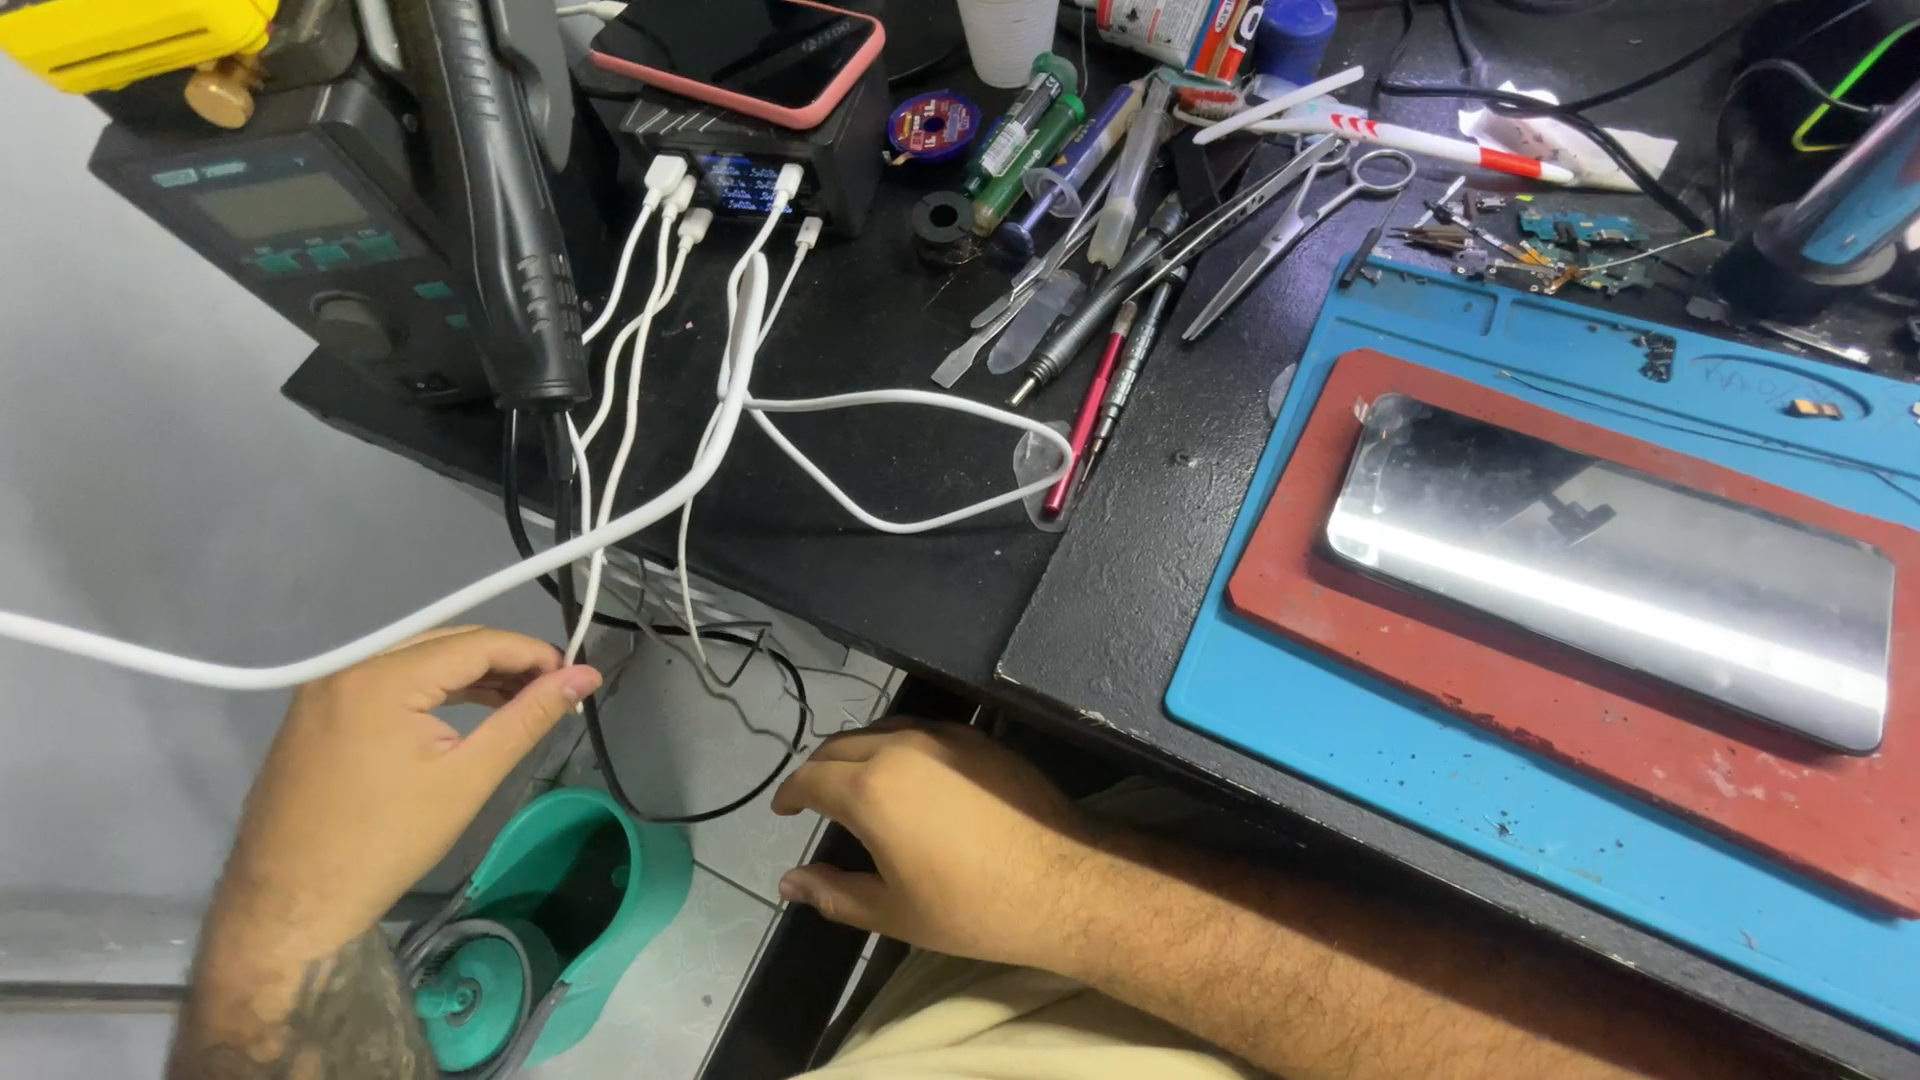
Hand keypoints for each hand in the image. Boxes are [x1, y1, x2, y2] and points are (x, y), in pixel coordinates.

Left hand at [212, 627, 600, 966]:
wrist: (288, 907)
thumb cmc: (386, 841)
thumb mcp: (471, 774)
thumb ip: (530, 714)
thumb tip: (587, 676)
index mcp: (381, 678)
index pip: (479, 643)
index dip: (534, 654)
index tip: (575, 676)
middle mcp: (347, 667)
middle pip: (449, 643)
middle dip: (507, 661)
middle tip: (554, 688)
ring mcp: (325, 687)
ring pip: (422, 658)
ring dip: (475, 673)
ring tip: (522, 698)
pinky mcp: (319, 710)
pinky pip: (392, 679)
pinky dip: (437, 688)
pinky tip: (471, 706)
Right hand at [770, 721, 1103, 972]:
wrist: (1060, 880)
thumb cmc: (971, 907)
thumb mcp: (893, 912)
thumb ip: (833, 893)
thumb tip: (789, 881)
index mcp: (870, 789)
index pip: (810, 777)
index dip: (789, 793)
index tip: (783, 809)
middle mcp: (900, 748)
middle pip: (839, 745)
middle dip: (817, 770)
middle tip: (813, 799)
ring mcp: (941, 736)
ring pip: (879, 729)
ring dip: (854, 752)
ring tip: (853, 783)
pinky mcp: (975, 736)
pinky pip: (918, 730)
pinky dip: (894, 745)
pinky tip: (905, 772)